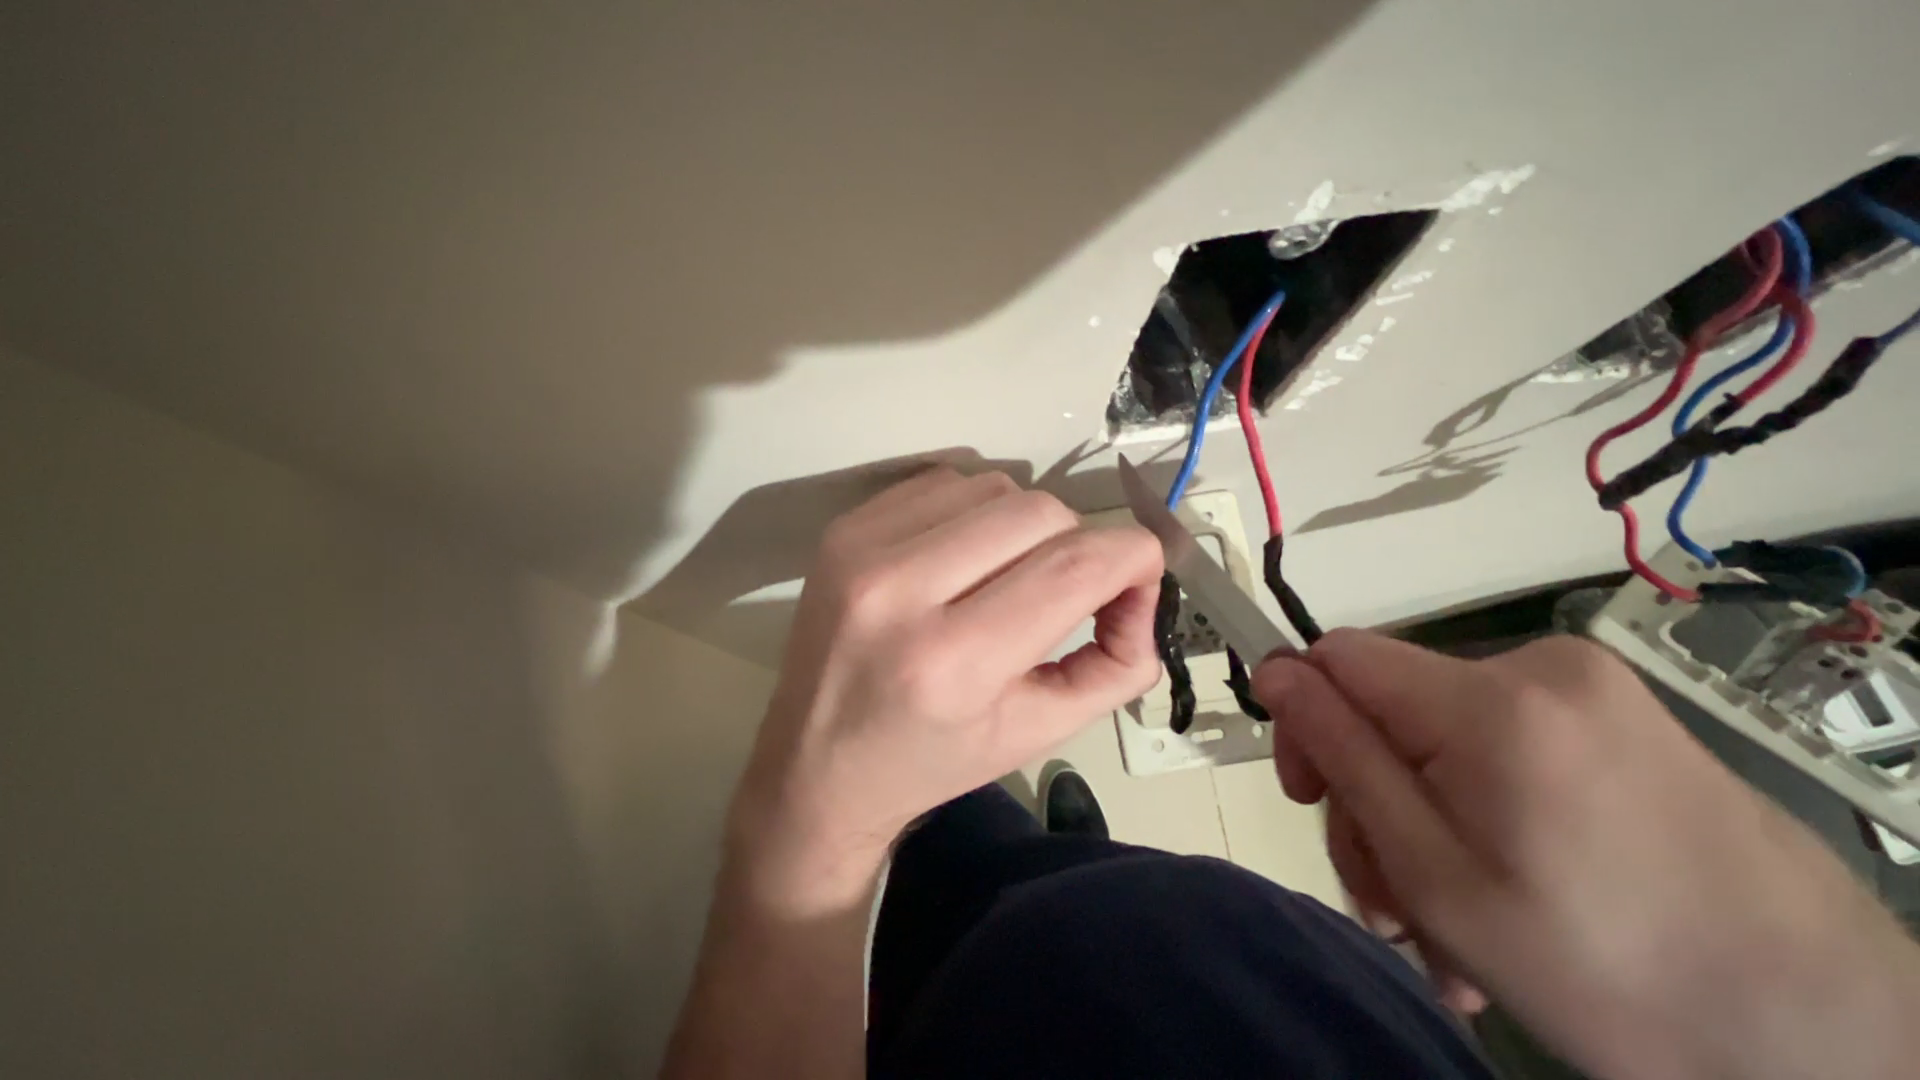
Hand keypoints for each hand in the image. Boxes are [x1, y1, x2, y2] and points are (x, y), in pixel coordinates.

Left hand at [728, 467, 1163, 913]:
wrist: (815, 765)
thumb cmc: (932, 761)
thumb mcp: (1039, 732)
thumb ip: (1116, 664)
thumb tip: (1141, 588)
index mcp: (954, 662)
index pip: (1074, 568)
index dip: (1133, 558)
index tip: (1142, 575)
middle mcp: (901, 591)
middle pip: (1040, 513)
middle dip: (1077, 544)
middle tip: (1064, 591)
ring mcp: (863, 550)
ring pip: (995, 487)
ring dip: (1024, 526)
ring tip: (1005, 578)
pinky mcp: (844, 528)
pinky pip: (946, 483)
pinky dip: (975, 513)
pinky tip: (961, 560)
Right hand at [1255, 629, 1919, 1079]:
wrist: (1829, 1037)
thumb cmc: (1603, 967)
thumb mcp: (1435, 874)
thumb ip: (1344, 759)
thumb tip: (1276, 672)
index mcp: (1492, 702)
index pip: (1337, 657)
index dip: (1303, 719)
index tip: (1313, 800)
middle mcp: (1543, 669)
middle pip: (1391, 707)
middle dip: (1373, 801)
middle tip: (1392, 905)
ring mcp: (1594, 692)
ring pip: (1443, 739)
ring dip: (1424, 825)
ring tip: (1448, 930)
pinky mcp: (1625, 721)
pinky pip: (1504, 749)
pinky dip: (1479, 812)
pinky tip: (1498, 896)